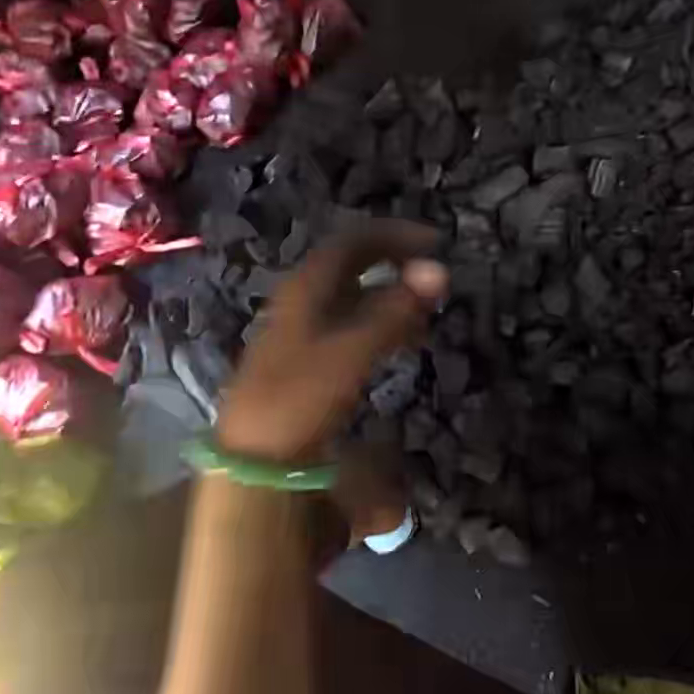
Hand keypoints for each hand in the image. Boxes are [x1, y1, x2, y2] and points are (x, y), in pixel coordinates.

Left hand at [216, 221, 448, 463]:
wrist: (254, 458)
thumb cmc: (299, 397)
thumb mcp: (351, 351)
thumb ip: (394, 310)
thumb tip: (438, 269)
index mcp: (305, 286)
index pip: (352, 241)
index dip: (394, 235)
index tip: (435, 242)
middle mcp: (300, 298)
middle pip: (350, 264)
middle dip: (392, 261)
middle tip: (432, 271)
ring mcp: (299, 327)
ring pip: (350, 295)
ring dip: (387, 292)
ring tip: (425, 305)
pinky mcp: (304, 356)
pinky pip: (347, 323)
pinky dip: (377, 321)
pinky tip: (400, 337)